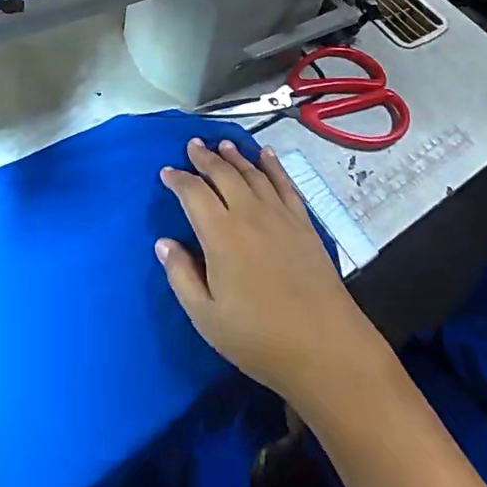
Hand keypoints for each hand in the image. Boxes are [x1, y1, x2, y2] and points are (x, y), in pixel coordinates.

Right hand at [156, 138, 389, 406]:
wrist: (322, 342)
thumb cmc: (257, 337)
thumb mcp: (206, 316)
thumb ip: (182, 275)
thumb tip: (164, 242)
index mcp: (221, 235)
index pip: (195, 194)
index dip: (179, 180)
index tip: (167, 171)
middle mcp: (251, 215)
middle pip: (225, 175)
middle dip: (206, 158)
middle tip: (193, 145)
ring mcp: (281, 215)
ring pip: (254, 174)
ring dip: (236, 156)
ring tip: (223, 144)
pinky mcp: (303, 221)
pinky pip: (285, 183)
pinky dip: (274, 165)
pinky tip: (267, 155)